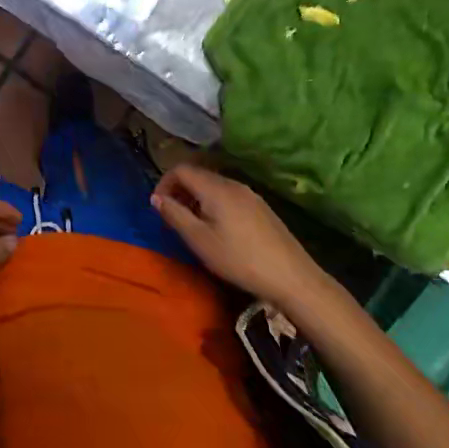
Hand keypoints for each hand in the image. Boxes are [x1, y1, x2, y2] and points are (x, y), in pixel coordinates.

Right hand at [151, 163, 328, 308]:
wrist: (292, 278)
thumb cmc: (238, 259)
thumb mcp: (198, 239)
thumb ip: (174, 214)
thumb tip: (156, 198)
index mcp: (216, 189)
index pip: (181, 170)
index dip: (164, 183)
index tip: (158, 206)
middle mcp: (234, 185)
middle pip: (198, 175)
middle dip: (179, 190)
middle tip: (171, 216)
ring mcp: (251, 196)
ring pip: (214, 186)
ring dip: (195, 198)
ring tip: (191, 224)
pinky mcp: (261, 208)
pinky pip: (228, 195)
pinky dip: (213, 203)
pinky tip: (217, 228)